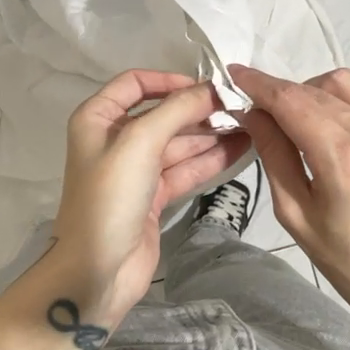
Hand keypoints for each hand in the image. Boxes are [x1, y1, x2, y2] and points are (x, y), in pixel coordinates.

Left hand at [51, 70, 251, 322]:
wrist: (97, 269)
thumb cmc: (110, 196)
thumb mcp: (140, 142)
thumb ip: (177, 110)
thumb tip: (213, 89)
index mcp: (97, 118)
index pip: (135, 83)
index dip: (170, 80)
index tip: (208, 86)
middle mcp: (114, 139)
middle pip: (162, 113)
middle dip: (199, 110)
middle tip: (242, 108)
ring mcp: (135, 170)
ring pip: (178, 143)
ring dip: (210, 134)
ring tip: (252, 126)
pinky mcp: (153, 197)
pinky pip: (184, 169)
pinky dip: (209, 160)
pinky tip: (241, 150)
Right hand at [229, 64, 349, 322]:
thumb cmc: (348, 263)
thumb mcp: (295, 214)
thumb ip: (273, 155)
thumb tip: (253, 113)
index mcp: (345, 160)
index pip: (293, 102)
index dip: (260, 84)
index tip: (235, 74)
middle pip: (315, 89)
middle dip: (281, 92)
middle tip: (258, 111)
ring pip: (343, 85)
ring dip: (310, 91)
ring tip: (293, 120)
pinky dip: (337, 102)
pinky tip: (326, 128)